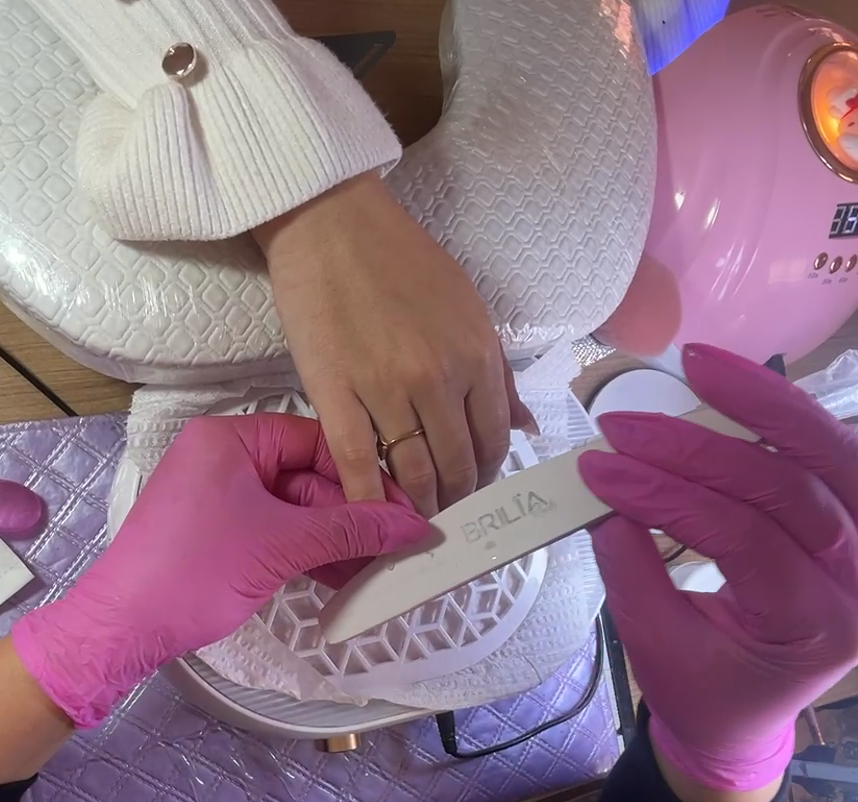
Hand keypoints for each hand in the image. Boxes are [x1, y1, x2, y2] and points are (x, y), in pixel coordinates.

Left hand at [12, 414, 429, 726]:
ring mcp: (222, 497)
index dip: (365, 476)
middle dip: (353, 516)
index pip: (316, 441)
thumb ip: (349, 531)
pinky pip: (278, 532)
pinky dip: (309, 553)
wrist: (124, 628)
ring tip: (382, 566)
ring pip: (296, 511)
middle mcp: (226, 458)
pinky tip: (347, 576)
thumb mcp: (280, 546)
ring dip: (336, 540)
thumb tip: (412, 526)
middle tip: (399, 544)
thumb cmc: (193, 572)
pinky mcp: (222, 532)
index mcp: (231, 438)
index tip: (405, 508)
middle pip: (309, 478)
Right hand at [254, 171, 533, 516]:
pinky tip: (371, 520)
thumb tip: (526, 427)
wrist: (331, 225)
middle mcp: (439, 379)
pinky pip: (356, 462)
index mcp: (476, 354)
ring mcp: (386, 390)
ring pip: (412, 470)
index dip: (485, 474)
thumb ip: (498, 371)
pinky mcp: (335, 394)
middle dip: (454, 497)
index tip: (473, 488)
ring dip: (418, 504)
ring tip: (414, 518)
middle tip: (443, 513)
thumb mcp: (468, 307)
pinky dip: (367, 499)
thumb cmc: (402, 260)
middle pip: (455, 463)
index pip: (492, 438)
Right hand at [579, 345, 857, 792]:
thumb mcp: (653, 644)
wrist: (740, 720)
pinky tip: (736, 387)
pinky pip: (829, 457)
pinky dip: (782, 415)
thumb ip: (632, 569)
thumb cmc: (697, 692)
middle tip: (624, 423)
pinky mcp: (856, 526)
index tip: (597, 469)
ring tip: (698, 365)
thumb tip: (606, 496)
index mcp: (814, 626)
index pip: (741, 537)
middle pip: (792, 484)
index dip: (664, 495)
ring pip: (831, 453)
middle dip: (699, 446)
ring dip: (761, 401)